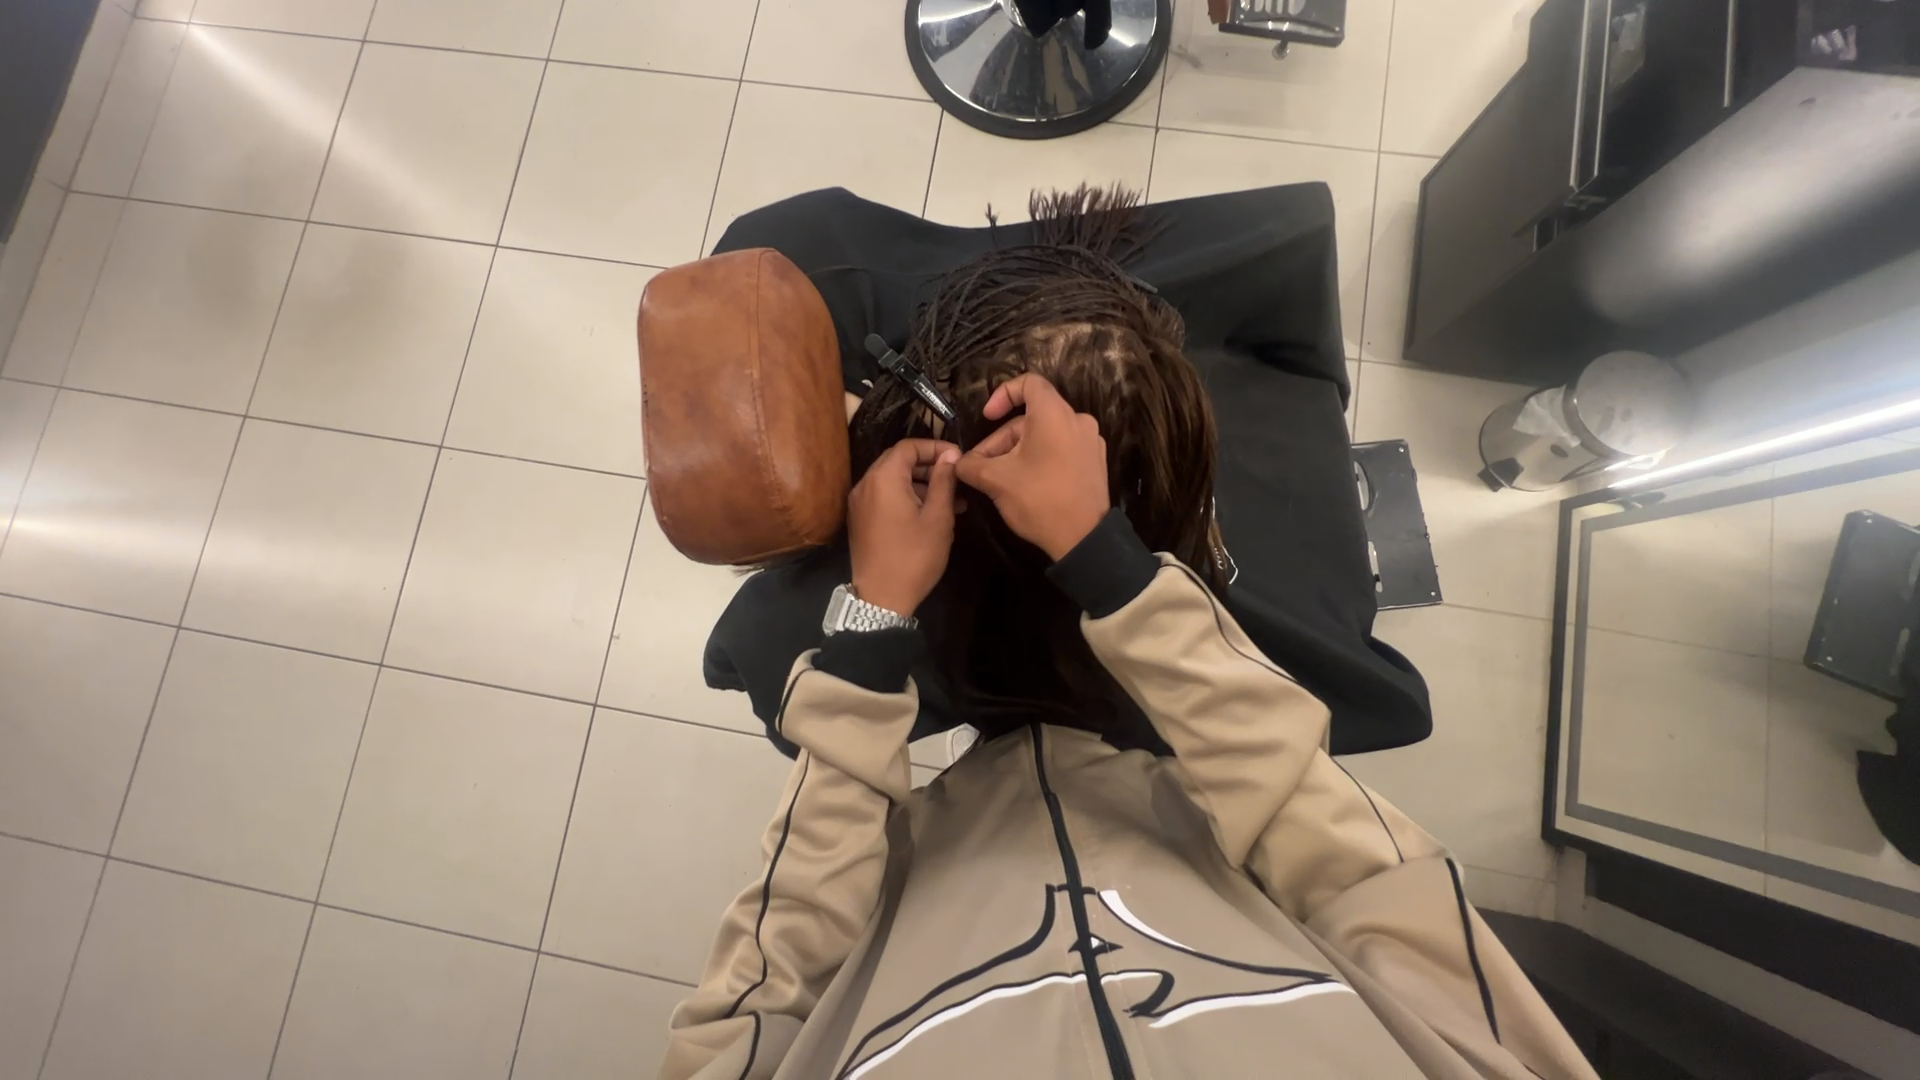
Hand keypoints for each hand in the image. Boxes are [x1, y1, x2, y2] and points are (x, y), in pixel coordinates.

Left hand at [847, 439, 962, 615]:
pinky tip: (929, 513)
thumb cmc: (914, 556)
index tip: (957, 458)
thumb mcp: (937, 517)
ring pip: (891, 480)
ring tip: (951, 500)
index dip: (935, 447)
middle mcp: (865, 484)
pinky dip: (905, 496)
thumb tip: (950, 455)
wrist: (881, 598)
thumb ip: (943, 481)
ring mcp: (859, 502)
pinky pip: (884, 496)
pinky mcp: (860, 519)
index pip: (908, 446)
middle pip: (898, 461)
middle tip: (955, 478)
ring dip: (919, 483)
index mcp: (883, 478)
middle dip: (928, 466)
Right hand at [954, 374, 1109, 559]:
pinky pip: (1061, 449)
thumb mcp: (995, 480)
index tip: (987, 417)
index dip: (1002, 394)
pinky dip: (1040, 459)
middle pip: (1031, 417)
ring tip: (999, 478)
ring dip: (1018, 451)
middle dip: (1001, 439)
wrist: (1083, 538)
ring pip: (1045, 435)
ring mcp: (1090, 441)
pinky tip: (1024, 484)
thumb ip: (971, 464)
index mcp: (1054, 413)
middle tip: (980, 466)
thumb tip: (957, 462)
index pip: (1028, 383)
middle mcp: (1077, 420)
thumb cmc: (1038, 499)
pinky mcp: (1095, 462)